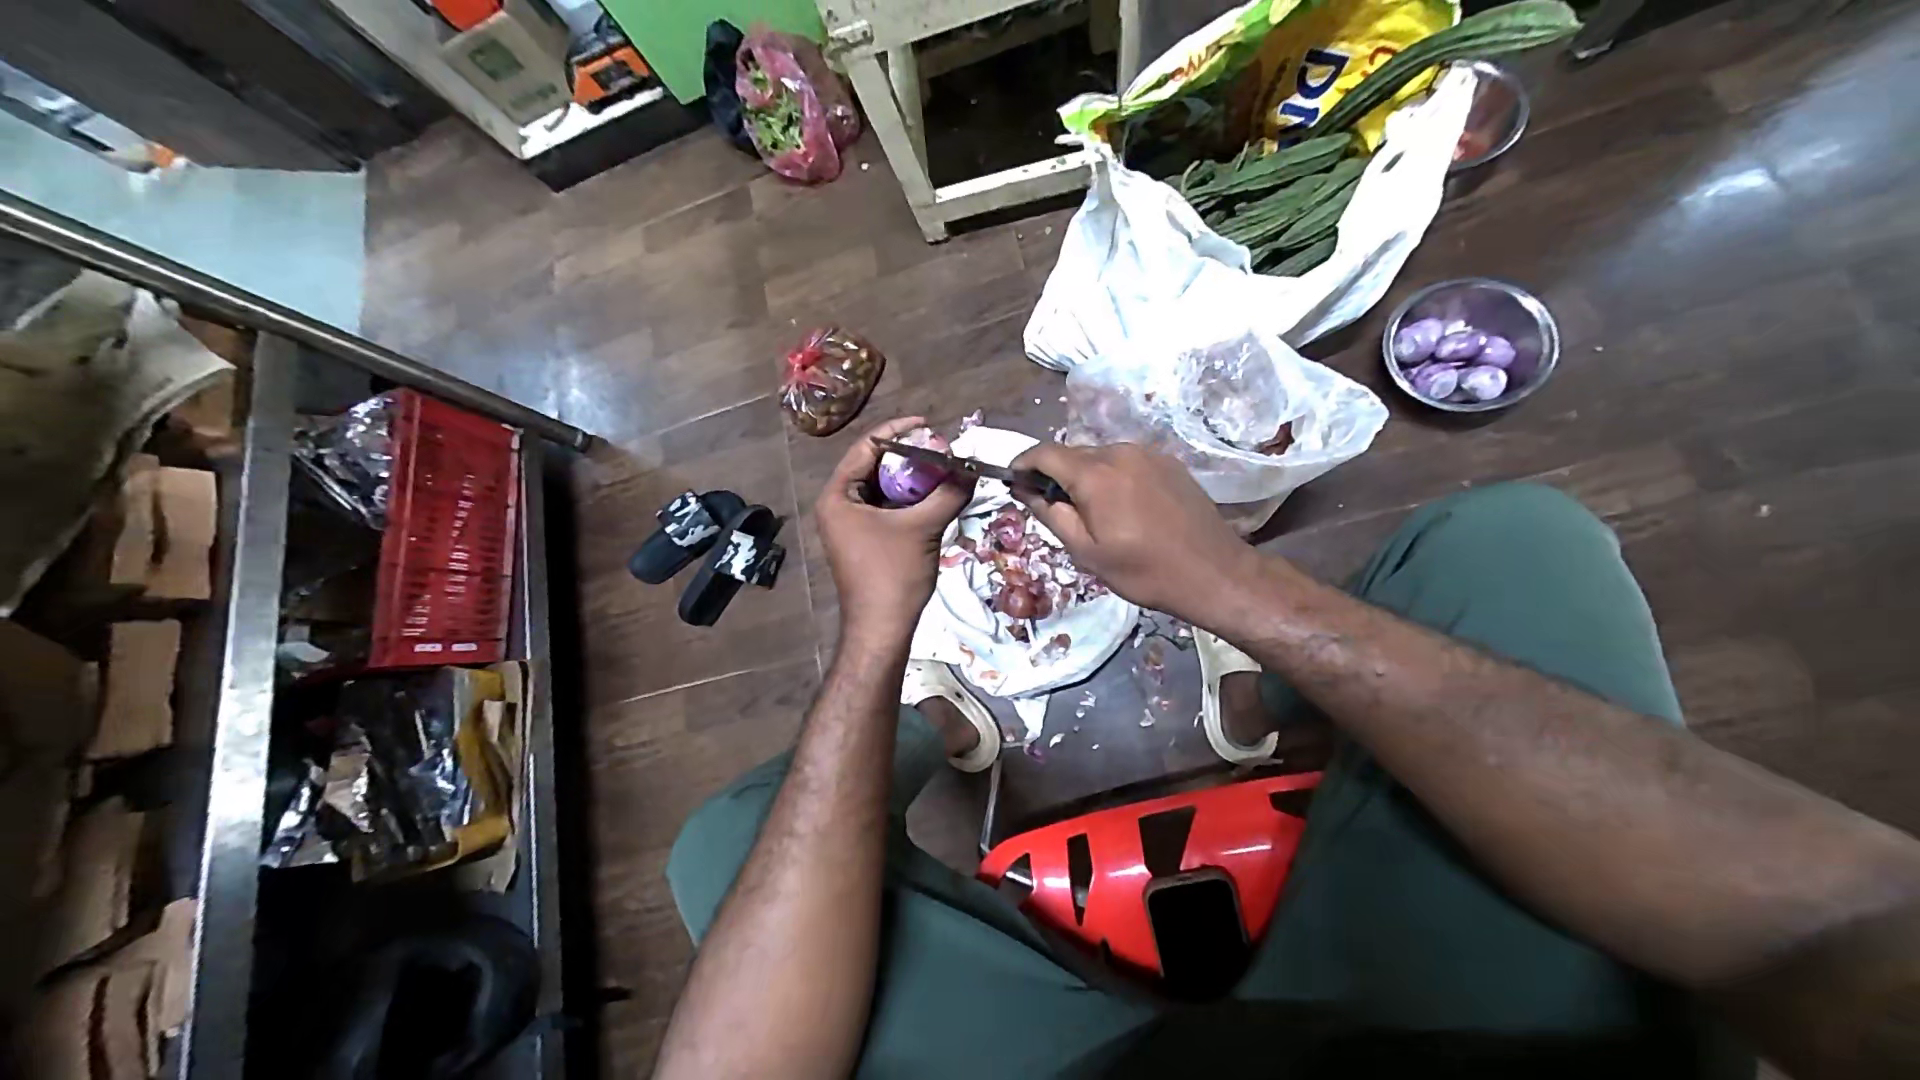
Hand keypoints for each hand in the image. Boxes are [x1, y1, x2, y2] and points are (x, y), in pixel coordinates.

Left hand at [816, 417, 974, 643]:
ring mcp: (850, 524)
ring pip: (883, 488)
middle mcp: (838, 505)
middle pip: (874, 465)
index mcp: (838, 496)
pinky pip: (887, 507)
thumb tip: (972, 467)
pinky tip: (935, 496)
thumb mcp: (923, 528)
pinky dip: (909, 500)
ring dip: (912, 478)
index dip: (898, 431)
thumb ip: (948, 493)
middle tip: (942, 449)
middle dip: (909, 456)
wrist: (882, 628)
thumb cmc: (893, 575)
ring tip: (944, 469)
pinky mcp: (864, 539)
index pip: (866, 447)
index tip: (929, 425)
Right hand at [1010, 442, 1257, 621]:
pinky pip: (1126, 462)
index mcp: (1095, 474)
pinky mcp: (1169, 462)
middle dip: (1054, 474)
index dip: (1023, 463)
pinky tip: (1121, 507)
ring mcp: (1148, 454)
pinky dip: (1111, 477)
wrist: (1213, 573)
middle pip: (1073, 453)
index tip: (1013, 480)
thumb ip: (1050, 514)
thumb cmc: (1143, 571)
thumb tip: (1023, 489)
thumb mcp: (1086, 552)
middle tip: (1051, 506)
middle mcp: (1120, 452)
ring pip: (1100, 456)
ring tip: (1090, 512)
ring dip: (1085, 476)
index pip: (1045, 453)